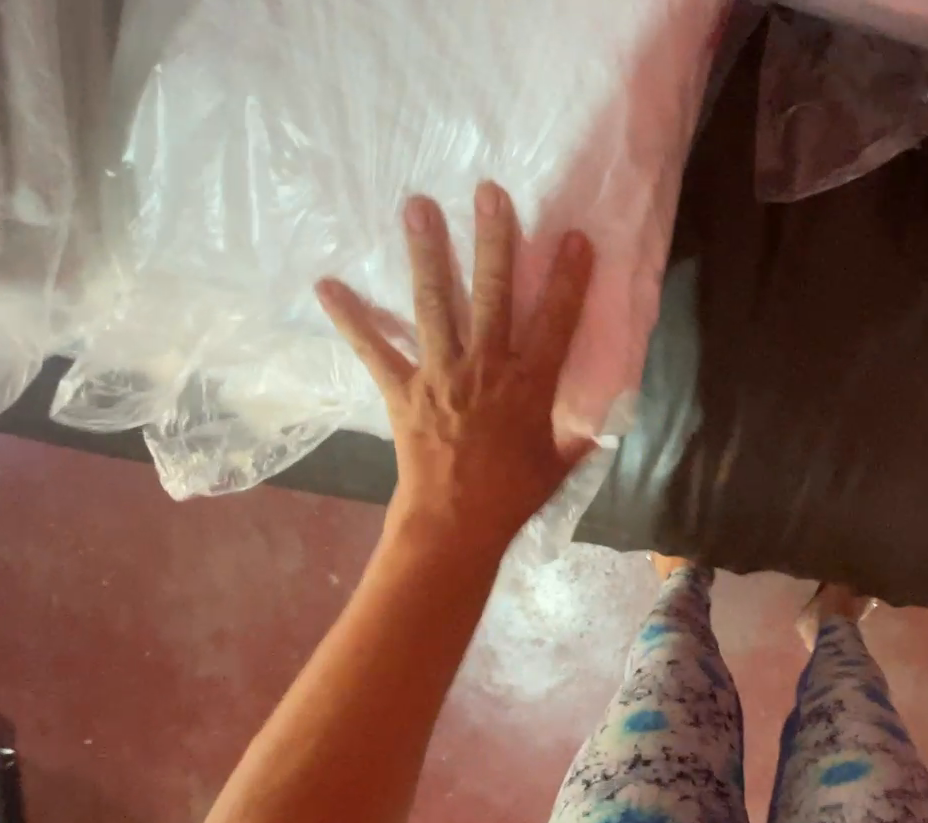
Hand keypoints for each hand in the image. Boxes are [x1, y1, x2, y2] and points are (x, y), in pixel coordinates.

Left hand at [316, 183, 595, 551]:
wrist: (455, 525)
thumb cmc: (513, 497)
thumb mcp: (558, 466)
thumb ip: (578, 437)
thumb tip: (600, 422)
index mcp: (529, 384)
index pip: (556, 321)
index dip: (569, 278)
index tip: (575, 238)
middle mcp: (485, 367)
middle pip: (493, 294)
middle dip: (494, 242)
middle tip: (489, 193)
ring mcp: (439, 374)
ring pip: (435, 304)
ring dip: (427, 254)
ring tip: (418, 206)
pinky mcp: (402, 390)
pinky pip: (374, 350)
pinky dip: (351, 320)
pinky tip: (327, 286)